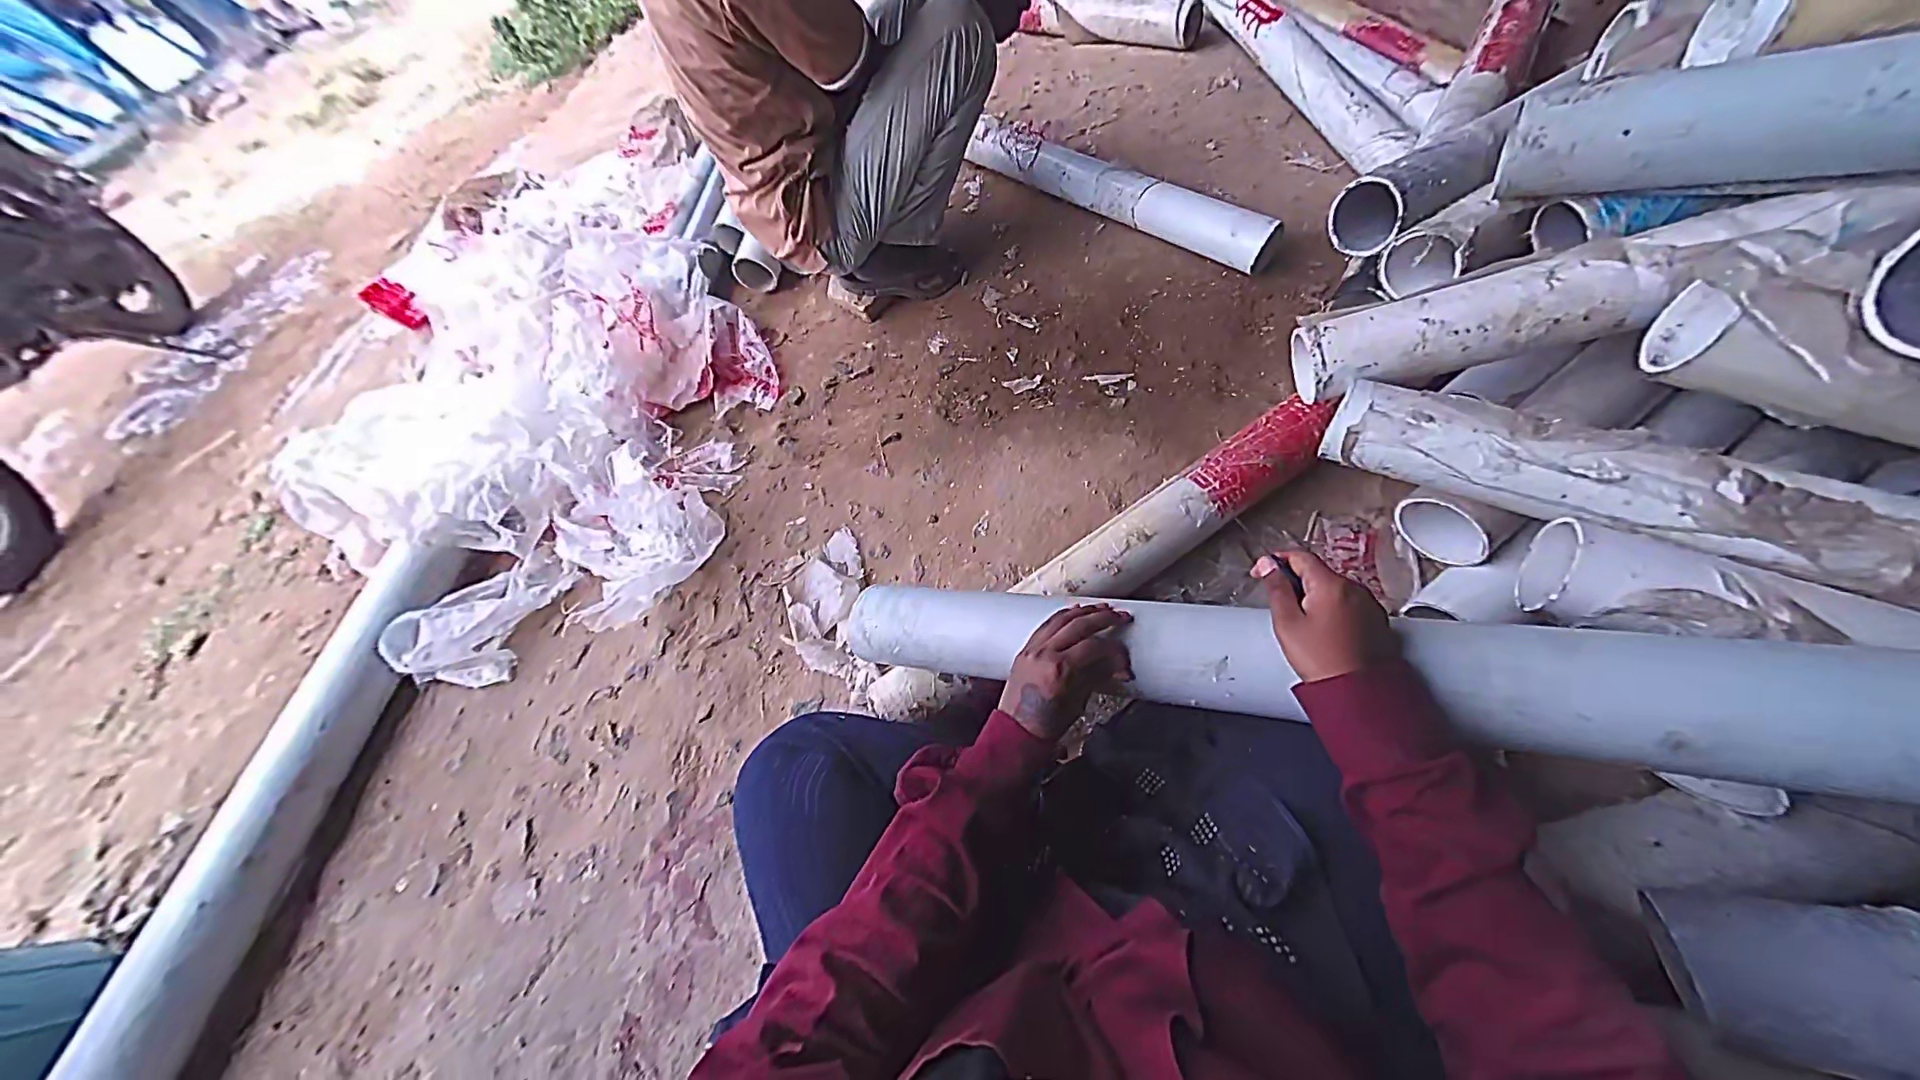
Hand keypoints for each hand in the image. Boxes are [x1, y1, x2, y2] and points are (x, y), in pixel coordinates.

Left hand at [998, 604, 1133, 740]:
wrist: (1016, 731)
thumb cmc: (1046, 724)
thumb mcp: (1079, 701)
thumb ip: (1096, 677)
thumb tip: (1116, 665)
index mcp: (1059, 669)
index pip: (1094, 646)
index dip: (1115, 649)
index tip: (1124, 657)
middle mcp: (1044, 654)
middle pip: (1078, 624)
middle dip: (1103, 617)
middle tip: (1121, 616)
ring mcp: (1032, 649)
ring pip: (1061, 619)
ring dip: (1083, 611)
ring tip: (1101, 609)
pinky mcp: (1025, 650)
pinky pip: (1046, 625)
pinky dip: (1062, 616)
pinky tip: (1073, 612)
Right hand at [1253, 549, 1397, 682]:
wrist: (1358, 691)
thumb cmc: (1322, 660)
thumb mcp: (1287, 622)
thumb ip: (1277, 588)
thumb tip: (1269, 566)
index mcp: (1330, 585)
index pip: (1300, 556)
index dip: (1276, 559)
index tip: (1263, 570)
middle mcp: (1354, 589)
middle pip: (1318, 572)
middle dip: (1296, 581)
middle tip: (1280, 602)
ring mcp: (1368, 604)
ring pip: (1333, 588)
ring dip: (1314, 596)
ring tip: (1302, 622)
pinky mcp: (1375, 620)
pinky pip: (1348, 603)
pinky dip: (1332, 609)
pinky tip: (1323, 630)